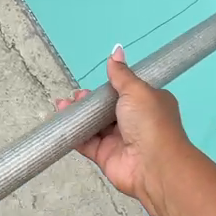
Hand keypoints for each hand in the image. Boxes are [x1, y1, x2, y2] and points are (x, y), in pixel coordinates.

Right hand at [66, 45, 194, 205]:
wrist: (153, 165)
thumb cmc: (150, 121)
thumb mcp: (137, 90)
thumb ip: (121, 74)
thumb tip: (116, 50)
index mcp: (149, 103)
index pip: (127, 91)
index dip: (110, 87)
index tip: (96, 82)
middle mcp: (136, 121)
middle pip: (107, 108)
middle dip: (91, 100)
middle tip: (76, 96)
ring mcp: (120, 139)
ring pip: (95, 124)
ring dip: (79, 115)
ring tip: (63, 105)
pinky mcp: (106, 156)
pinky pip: (87, 143)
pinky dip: (74, 133)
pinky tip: (62, 122)